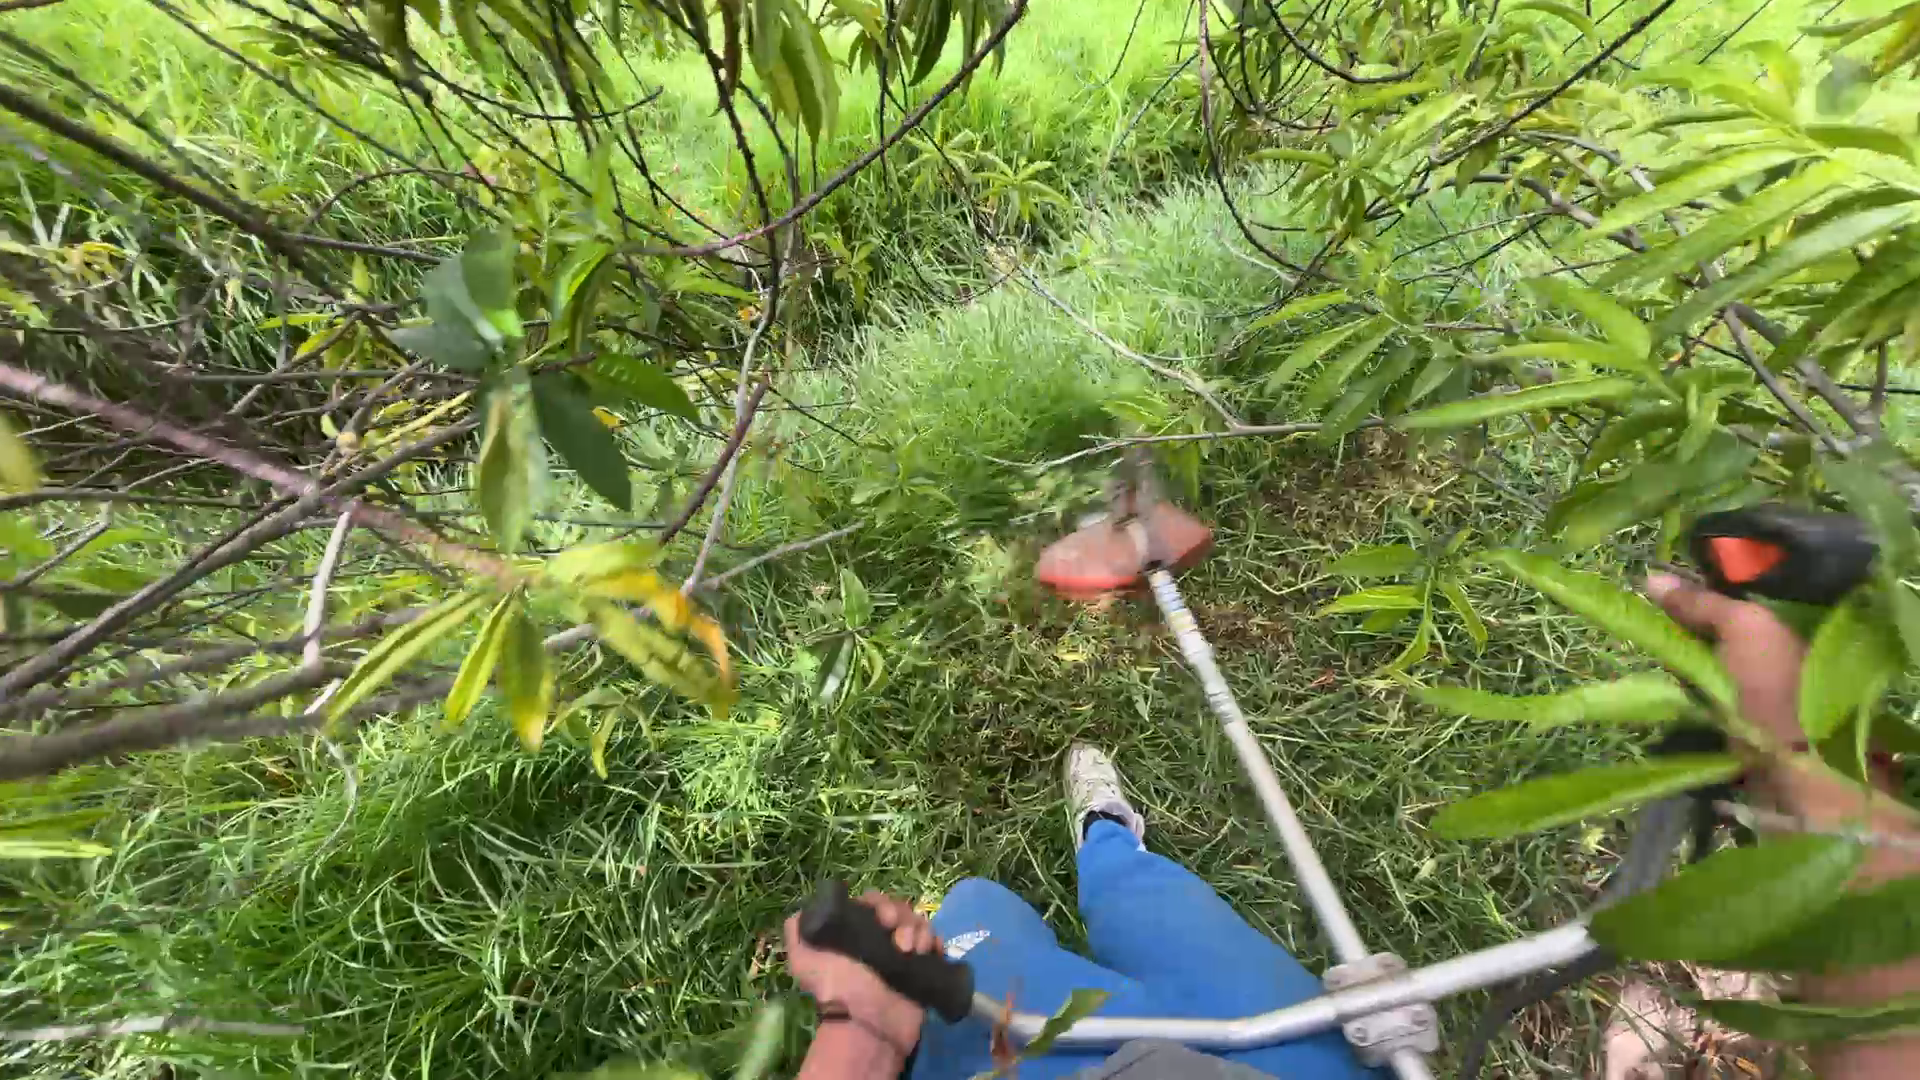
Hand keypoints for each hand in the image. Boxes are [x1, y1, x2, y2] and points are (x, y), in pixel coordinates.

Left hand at [785, 891, 936, 1053]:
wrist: (867, 1028)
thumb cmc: (838, 990)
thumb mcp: (806, 962)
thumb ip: (797, 935)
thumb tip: (797, 913)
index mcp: (859, 933)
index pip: (875, 902)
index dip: (881, 904)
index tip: (884, 918)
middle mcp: (882, 939)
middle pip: (900, 909)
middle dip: (903, 917)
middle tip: (900, 938)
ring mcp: (905, 952)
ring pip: (919, 923)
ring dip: (919, 930)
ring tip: (912, 950)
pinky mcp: (924, 967)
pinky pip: (935, 943)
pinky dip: (935, 942)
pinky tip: (928, 952)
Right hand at [1644, 571, 1806, 742]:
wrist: (1790, 761)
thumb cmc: (1774, 686)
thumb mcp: (1743, 629)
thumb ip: (1703, 602)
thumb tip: (1651, 577)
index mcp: (1783, 629)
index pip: (1728, 600)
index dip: (1692, 594)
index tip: (1654, 593)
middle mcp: (1772, 653)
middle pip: (1710, 628)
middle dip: (1679, 627)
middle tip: (1649, 626)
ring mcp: (1754, 686)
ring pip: (1699, 658)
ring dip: (1676, 658)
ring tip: (1654, 656)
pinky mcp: (1735, 713)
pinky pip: (1696, 687)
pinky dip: (1679, 685)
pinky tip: (1667, 685)